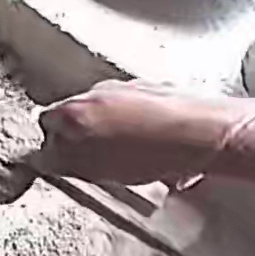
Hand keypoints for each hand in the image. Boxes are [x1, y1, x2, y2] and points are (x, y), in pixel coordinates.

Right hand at [34, 81, 254, 184]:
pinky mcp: (159, 89)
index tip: (59, 158)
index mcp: (75, 109)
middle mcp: (99, 90)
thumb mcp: (94, 168)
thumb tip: (46, 156)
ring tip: (127, 158)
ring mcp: (131, 86)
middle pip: (77, 113)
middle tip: (92, 161)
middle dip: (82, 134)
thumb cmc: (152, 154)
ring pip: (107, 110)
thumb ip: (63, 160)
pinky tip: (151, 148)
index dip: (51, 142)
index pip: (46, 122)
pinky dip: (137, 126)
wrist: (208, 136)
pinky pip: (136, 109)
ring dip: (111, 130)